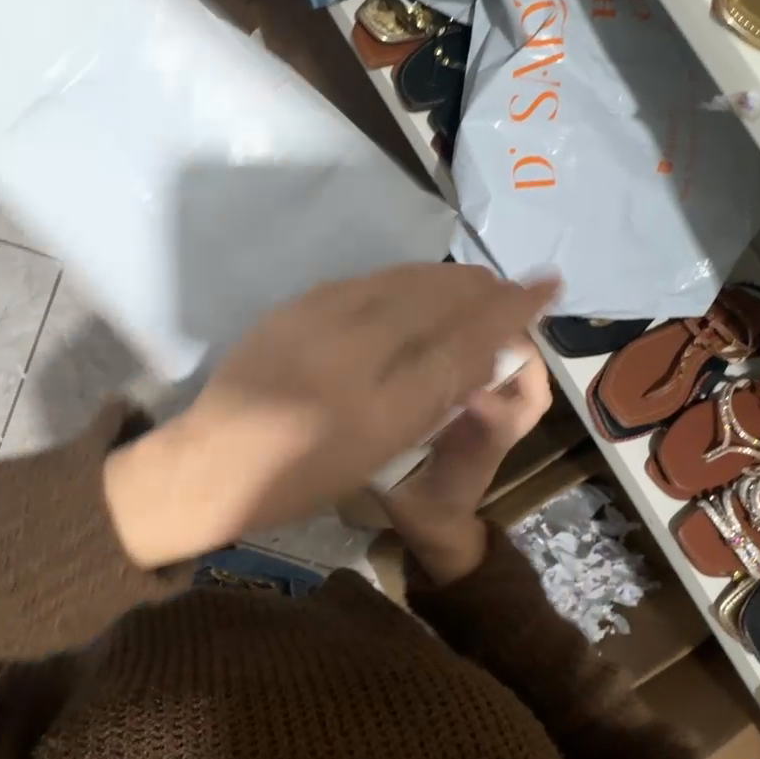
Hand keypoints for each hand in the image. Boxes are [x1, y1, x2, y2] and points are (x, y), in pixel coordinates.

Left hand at [105, 264, 557, 567]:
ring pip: (398, 282)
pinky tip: (404, 292)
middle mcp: (355, 347)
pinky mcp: (289, 310)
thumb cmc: (299, 478)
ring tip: (466, 286)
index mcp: (384, 398)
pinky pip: (360, 284)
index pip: (466, 335)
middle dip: (479, 288)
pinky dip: (395, 284)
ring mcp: (316, 320)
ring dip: (440, 281)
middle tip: (506, 289)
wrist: (212, 464)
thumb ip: (430, 396)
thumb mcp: (377, 450)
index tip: (548, 284)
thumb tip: (478, 352)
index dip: (510, 308)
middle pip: (437, 296)